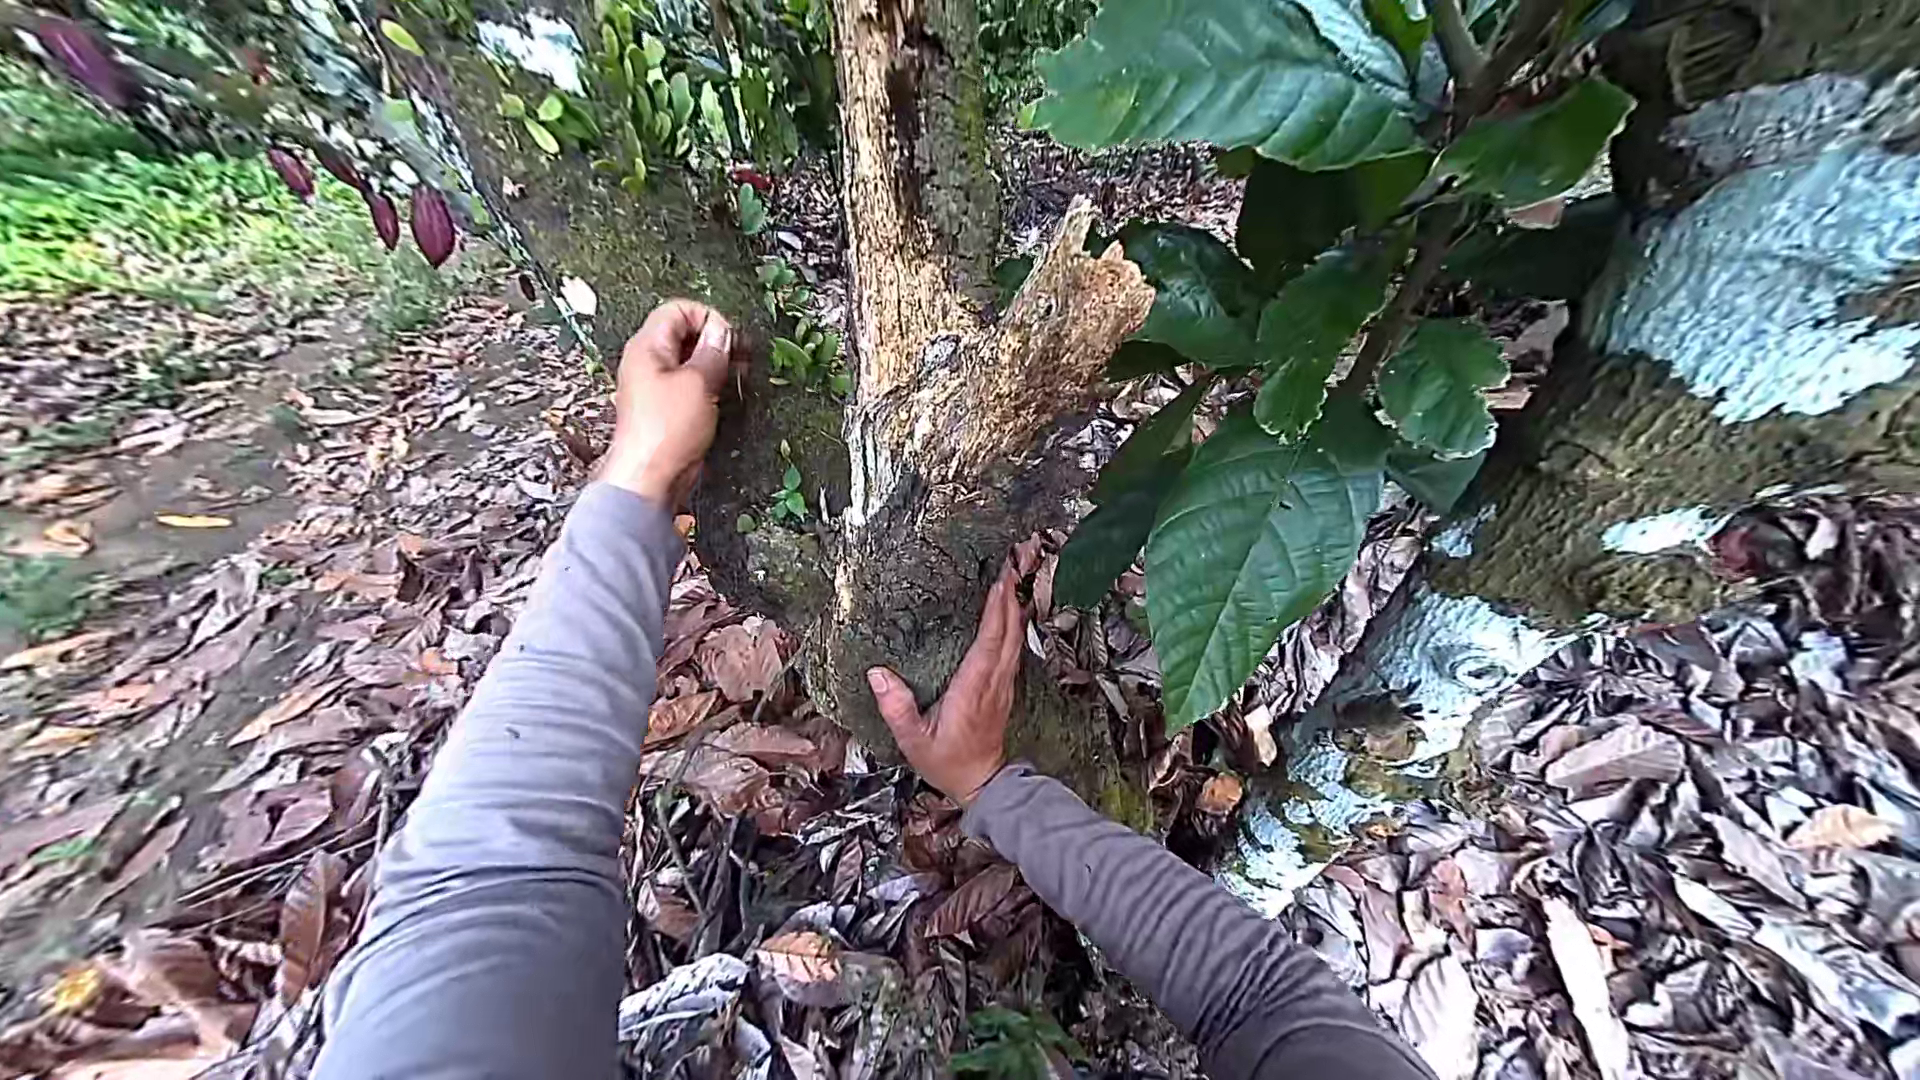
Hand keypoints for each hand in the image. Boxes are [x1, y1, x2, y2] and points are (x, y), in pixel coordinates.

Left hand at [599, 300, 733, 506]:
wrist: (651, 475)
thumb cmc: (667, 430)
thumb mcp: (698, 383)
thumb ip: (712, 352)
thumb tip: (722, 330)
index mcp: (648, 346)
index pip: (678, 310)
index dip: (708, 318)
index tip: (731, 338)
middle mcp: (649, 361)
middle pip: (685, 334)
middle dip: (716, 341)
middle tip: (743, 357)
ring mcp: (658, 384)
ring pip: (691, 360)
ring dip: (716, 364)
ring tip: (740, 376)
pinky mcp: (669, 406)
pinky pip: (691, 384)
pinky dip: (710, 383)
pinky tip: (726, 394)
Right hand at [867, 563, 1021, 805]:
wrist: (982, 783)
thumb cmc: (946, 762)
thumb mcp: (913, 741)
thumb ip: (896, 707)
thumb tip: (877, 673)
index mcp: (973, 690)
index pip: (989, 643)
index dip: (996, 611)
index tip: (999, 582)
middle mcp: (994, 682)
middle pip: (1010, 633)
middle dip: (1011, 598)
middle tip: (1011, 565)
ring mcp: (1004, 684)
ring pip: (1016, 639)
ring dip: (1016, 607)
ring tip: (1013, 578)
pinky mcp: (1005, 686)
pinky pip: (1014, 648)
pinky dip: (1015, 624)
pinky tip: (1012, 610)